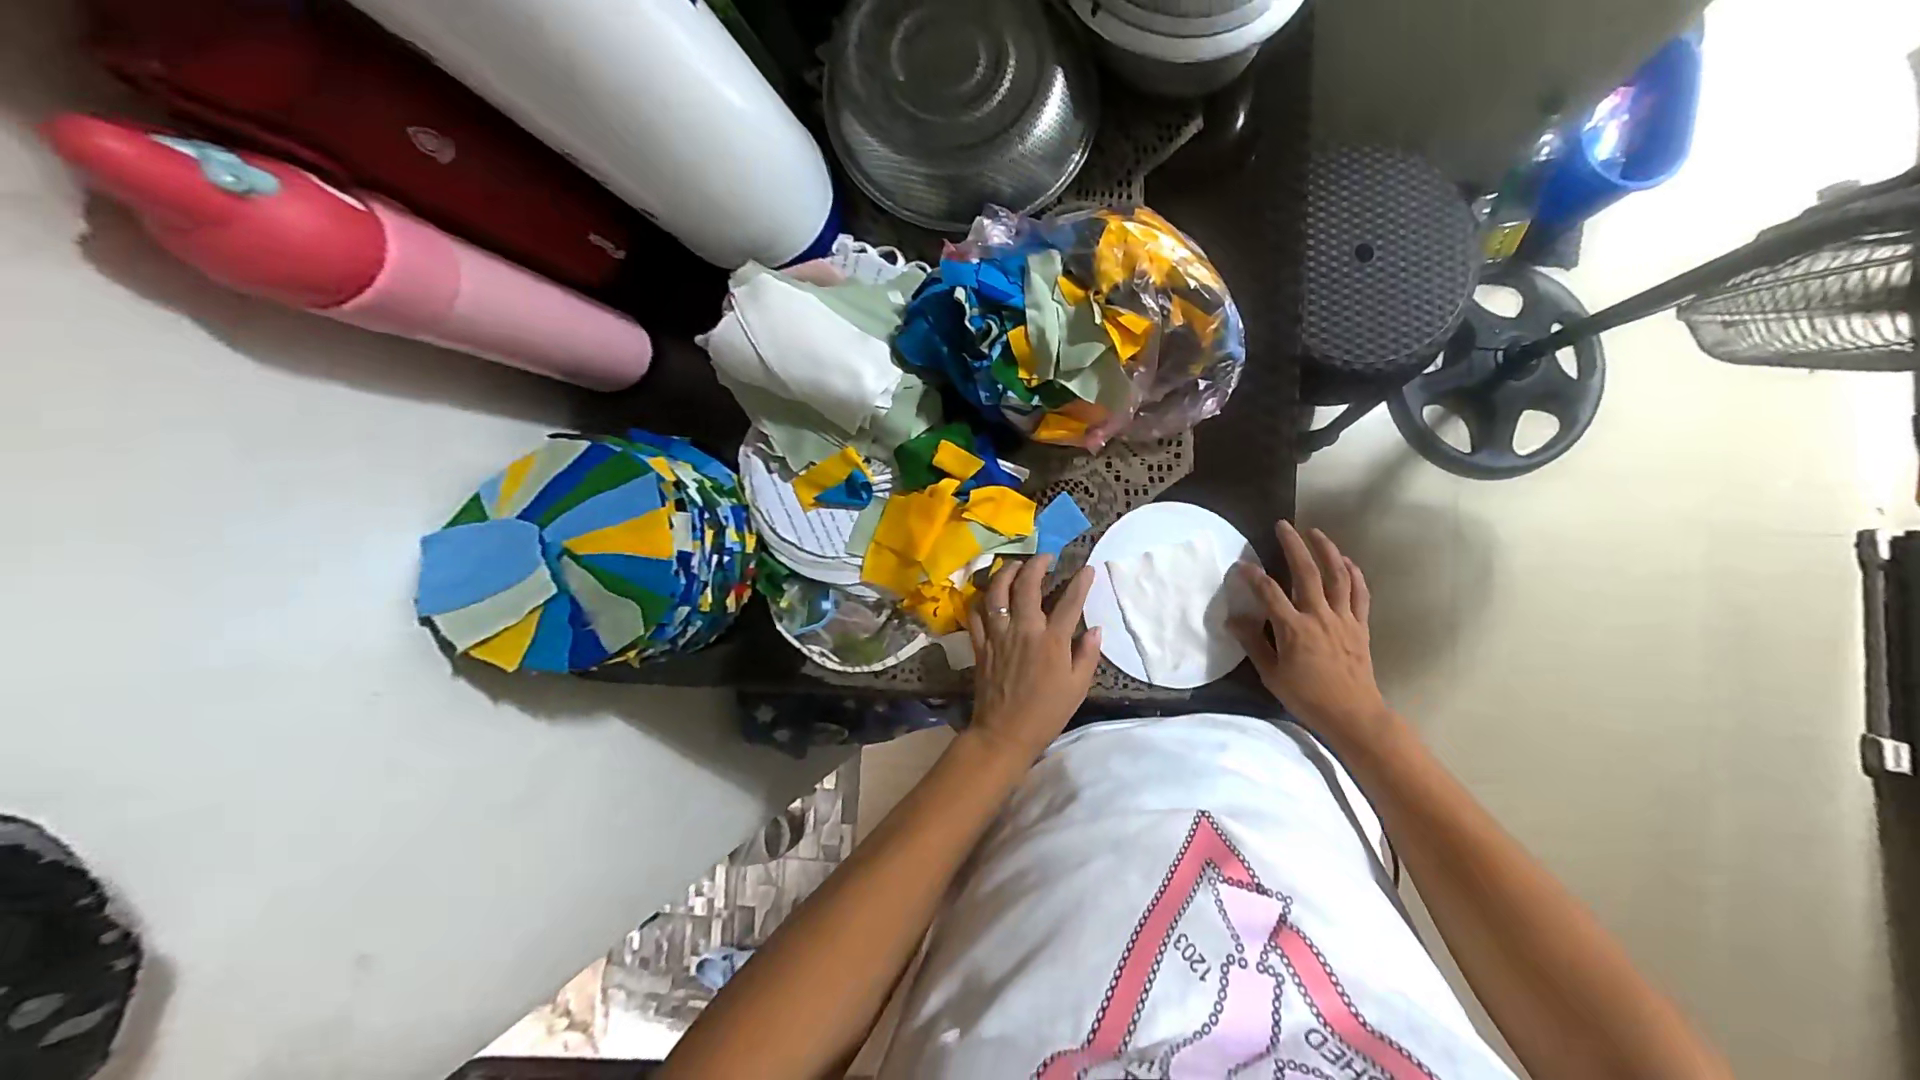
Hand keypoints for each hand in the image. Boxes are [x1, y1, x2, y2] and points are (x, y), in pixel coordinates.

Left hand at [965, 555, 1101, 765]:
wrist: (1004, 733)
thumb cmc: (1046, 713)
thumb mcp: (1077, 687)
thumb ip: (1087, 654)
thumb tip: (1095, 628)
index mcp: (1052, 641)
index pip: (1069, 601)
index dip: (1080, 582)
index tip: (1087, 569)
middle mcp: (1023, 630)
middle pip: (1027, 585)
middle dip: (1037, 564)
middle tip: (1046, 557)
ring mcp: (998, 635)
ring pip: (997, 592)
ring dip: (1006, 572)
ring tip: (1016, 565)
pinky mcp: (980, 644)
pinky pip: (976, 613)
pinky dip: (982, 599)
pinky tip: (989, 594)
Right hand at [1229, 521, 1391, 746]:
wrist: (1353, 714)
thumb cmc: (1307, 696)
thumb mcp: (1271, 674)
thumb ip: (1253, 643)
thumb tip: (1233, 619)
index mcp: (1294, 629)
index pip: (1268, 593)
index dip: (1252, 576)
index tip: (1240, 565)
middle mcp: (1319, 616)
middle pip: (1306, 572)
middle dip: (1293, 546)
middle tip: (1283, 526)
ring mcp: (1343, 619)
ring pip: (1337, 576)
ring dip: (1327, 550)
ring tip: (1316, 532)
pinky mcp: (1360, 625)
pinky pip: (1359, 593)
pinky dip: (1354, 573)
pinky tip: (1346, 561)